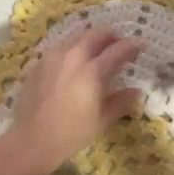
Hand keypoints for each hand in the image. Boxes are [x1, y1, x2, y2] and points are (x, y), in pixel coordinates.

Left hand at [0, 27, 142, 174]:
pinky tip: (72, 60)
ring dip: (89, 39)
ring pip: (74, 38)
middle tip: (118, 43)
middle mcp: (72, 57)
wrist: (32, 140)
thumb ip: (120, 102)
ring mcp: (52, 58)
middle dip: (110, 36)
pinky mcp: (37, 64)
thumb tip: (135, 91)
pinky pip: (58, 48)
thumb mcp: (101, 121)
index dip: (132, 46)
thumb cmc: (71, 134)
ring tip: (95, 49)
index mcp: (92, 71)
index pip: (118, 50)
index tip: (141, 45)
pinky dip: (70, 48)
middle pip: (95, 35)